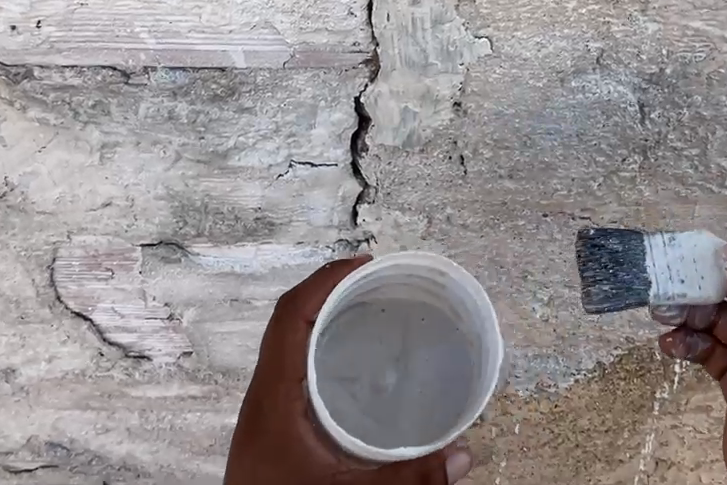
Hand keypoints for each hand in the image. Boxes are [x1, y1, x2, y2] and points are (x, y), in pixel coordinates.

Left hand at [226, 256, 474, 484]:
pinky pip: (291, 369)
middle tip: (373, 281)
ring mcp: (264, 413)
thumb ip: (406, 480)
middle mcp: (263, 396)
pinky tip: (349, 365)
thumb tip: (463, 455)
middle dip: (328, 291)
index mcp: (272, 397)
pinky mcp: (271, 430)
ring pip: (286, 345)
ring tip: (364, 310)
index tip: (363, 263)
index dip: (324, 279)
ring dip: (321, 318)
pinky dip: (318, 349)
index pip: (290, 314)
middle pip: (288, 321)